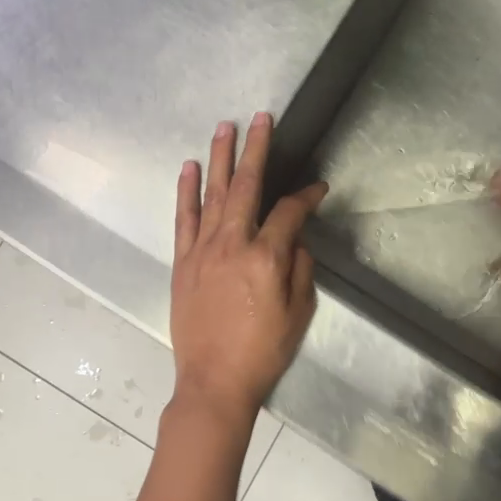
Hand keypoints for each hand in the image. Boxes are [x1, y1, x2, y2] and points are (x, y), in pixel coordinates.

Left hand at [170, 112, 327, 427]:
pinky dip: (186, 191)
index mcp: (266, 257)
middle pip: (246, 186)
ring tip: (224, 126)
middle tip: (261, 117)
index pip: (290, 212)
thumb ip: (300, 268)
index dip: (307, 196)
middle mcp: (232, 244)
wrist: (213, 382)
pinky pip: (184, 218)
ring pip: (212, 193)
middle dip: (255, 149)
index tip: (319, 188)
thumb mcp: (298, 313)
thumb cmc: (263, 351)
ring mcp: (202, 250)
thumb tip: (295, 239)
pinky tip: (189, 167)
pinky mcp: (182, 262)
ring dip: (219, 158)